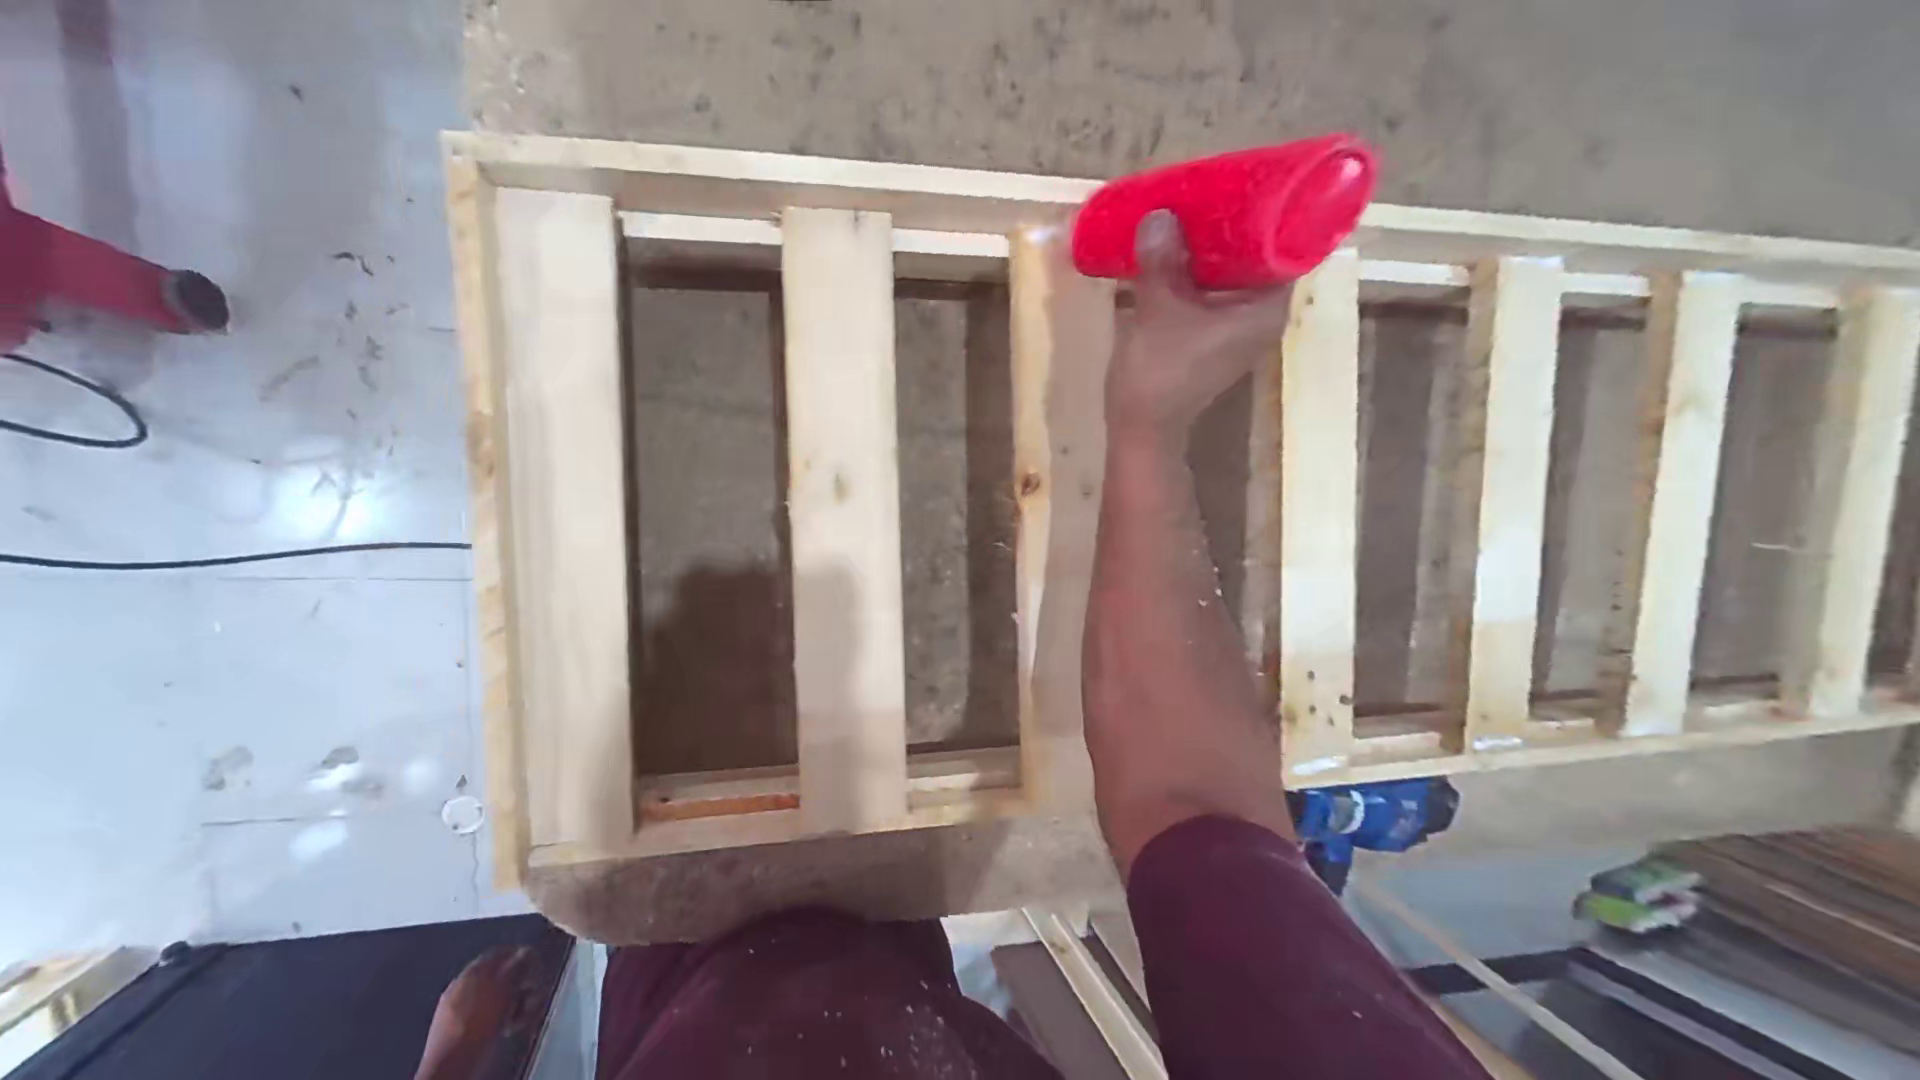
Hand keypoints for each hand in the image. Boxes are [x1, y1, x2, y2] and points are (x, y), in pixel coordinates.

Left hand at [414, 946, 540, 1079]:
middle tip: (531, 996)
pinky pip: (485, 1013)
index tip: (537, 968)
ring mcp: (456, 1007)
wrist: (450, 1067)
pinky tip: (506, 1027)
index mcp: (473, 971)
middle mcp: (462, 984)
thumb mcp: (506, 990)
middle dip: (521, 984)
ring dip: (513, 1002)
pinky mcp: (456, 1028)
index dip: (523, 956)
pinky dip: (499, 1016)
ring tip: (520, 1016)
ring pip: (496, 995)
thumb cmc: (481, 1023)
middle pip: (501, 974)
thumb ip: (519, 966)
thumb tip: (528, 950)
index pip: (502, 952)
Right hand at [1105, 210, 1292, 448]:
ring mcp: (1238, 332)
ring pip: (1234, 277)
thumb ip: (1162, 261)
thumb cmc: (1158, 373)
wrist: (1141, 427)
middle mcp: (1262, 319)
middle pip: (1259, 259)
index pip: (1287, 247)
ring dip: (1213, 251)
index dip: (1268, 213)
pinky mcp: (1215, 341)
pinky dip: (1200, 275)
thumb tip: (1159, 214)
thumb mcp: (1158, 310)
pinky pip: (1216, 295)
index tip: (1244, 185)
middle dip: (1234, 228)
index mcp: (1265, 310)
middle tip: (1209, 194)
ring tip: (1189, 217)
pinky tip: (1175, 256)